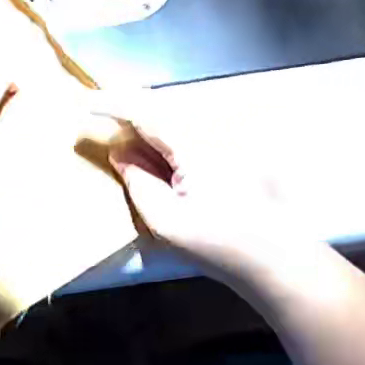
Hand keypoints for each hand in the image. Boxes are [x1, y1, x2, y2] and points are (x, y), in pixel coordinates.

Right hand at [101, 97, 319, 286]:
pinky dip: (172, 154)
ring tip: (132, 155)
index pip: (147, 116)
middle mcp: (212, 139)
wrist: (275, 260)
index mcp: (192, 148)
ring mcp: (227, 150)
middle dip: (133, 125)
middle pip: (164, 122)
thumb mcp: (165, 220)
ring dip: (153, 142)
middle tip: (107, 135)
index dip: (115, 107)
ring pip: (180, 136)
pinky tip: (164, 172)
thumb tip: (119, 152)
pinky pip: (194, 148)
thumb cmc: (216, 244)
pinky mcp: (236, 164)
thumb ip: (137, 182)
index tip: (89, 104)